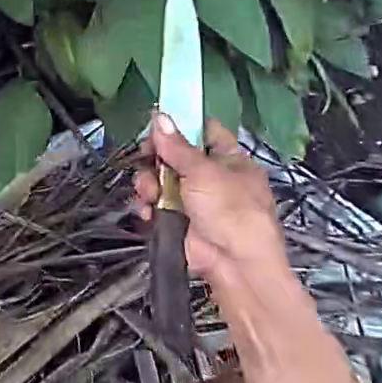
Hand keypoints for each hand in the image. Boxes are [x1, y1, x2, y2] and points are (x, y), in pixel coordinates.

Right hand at [132, 114, 286, 283]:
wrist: (236, 265)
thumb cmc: (231, 210)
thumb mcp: (204, 172)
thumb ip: (176, 146)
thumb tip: (159, 117)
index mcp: (229, 160)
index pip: (204, 131)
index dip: (182, 124)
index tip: (158, 123)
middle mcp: (211, 178)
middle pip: (175, 155)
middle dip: (157, 156)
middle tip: (145, 156)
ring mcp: (194, 200)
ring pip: (161, 180)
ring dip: (149, 183)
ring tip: (148, 191)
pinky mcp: (179, 221)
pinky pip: (157, 205)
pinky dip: (149, 206)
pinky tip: (148, 210)